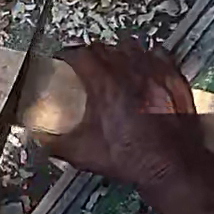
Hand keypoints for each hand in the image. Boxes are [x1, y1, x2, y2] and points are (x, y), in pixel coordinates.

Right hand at [41, 41, 210, 192]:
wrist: (170, 166)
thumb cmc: (131, 159)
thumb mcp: (83, 154)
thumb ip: (55, 144)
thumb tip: (39, 139)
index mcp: (105, 86)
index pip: (80, 54)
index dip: (68, 54)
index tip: (64, 59)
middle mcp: (130, 73)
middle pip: (104, 48)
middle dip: (91, 53)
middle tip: (85, 64)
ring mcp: (154, 73)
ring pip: (132, 47)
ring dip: (118, 52)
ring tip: (113, 62)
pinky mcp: (174, 79)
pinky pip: (159, 54)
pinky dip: (149, 56)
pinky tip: (145, 63)